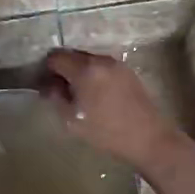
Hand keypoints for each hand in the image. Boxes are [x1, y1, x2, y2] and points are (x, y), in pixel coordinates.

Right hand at [43, 48, 182, 166]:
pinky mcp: (128, 71)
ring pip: (88, 60)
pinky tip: (97, 96)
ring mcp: (117, 64)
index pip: (56, 57)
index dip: (47, 70)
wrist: (148, 138)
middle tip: (60, 92)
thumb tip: (48, 85)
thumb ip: (55, 97)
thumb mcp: (71, 120)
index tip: (46, 86)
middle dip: (63, 70)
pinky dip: (94, 75)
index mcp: (85, 69)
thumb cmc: (105, 132)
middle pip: (72, 55)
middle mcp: (101, 60)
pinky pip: (102, 67)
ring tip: (80, 96)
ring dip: (79, 73)